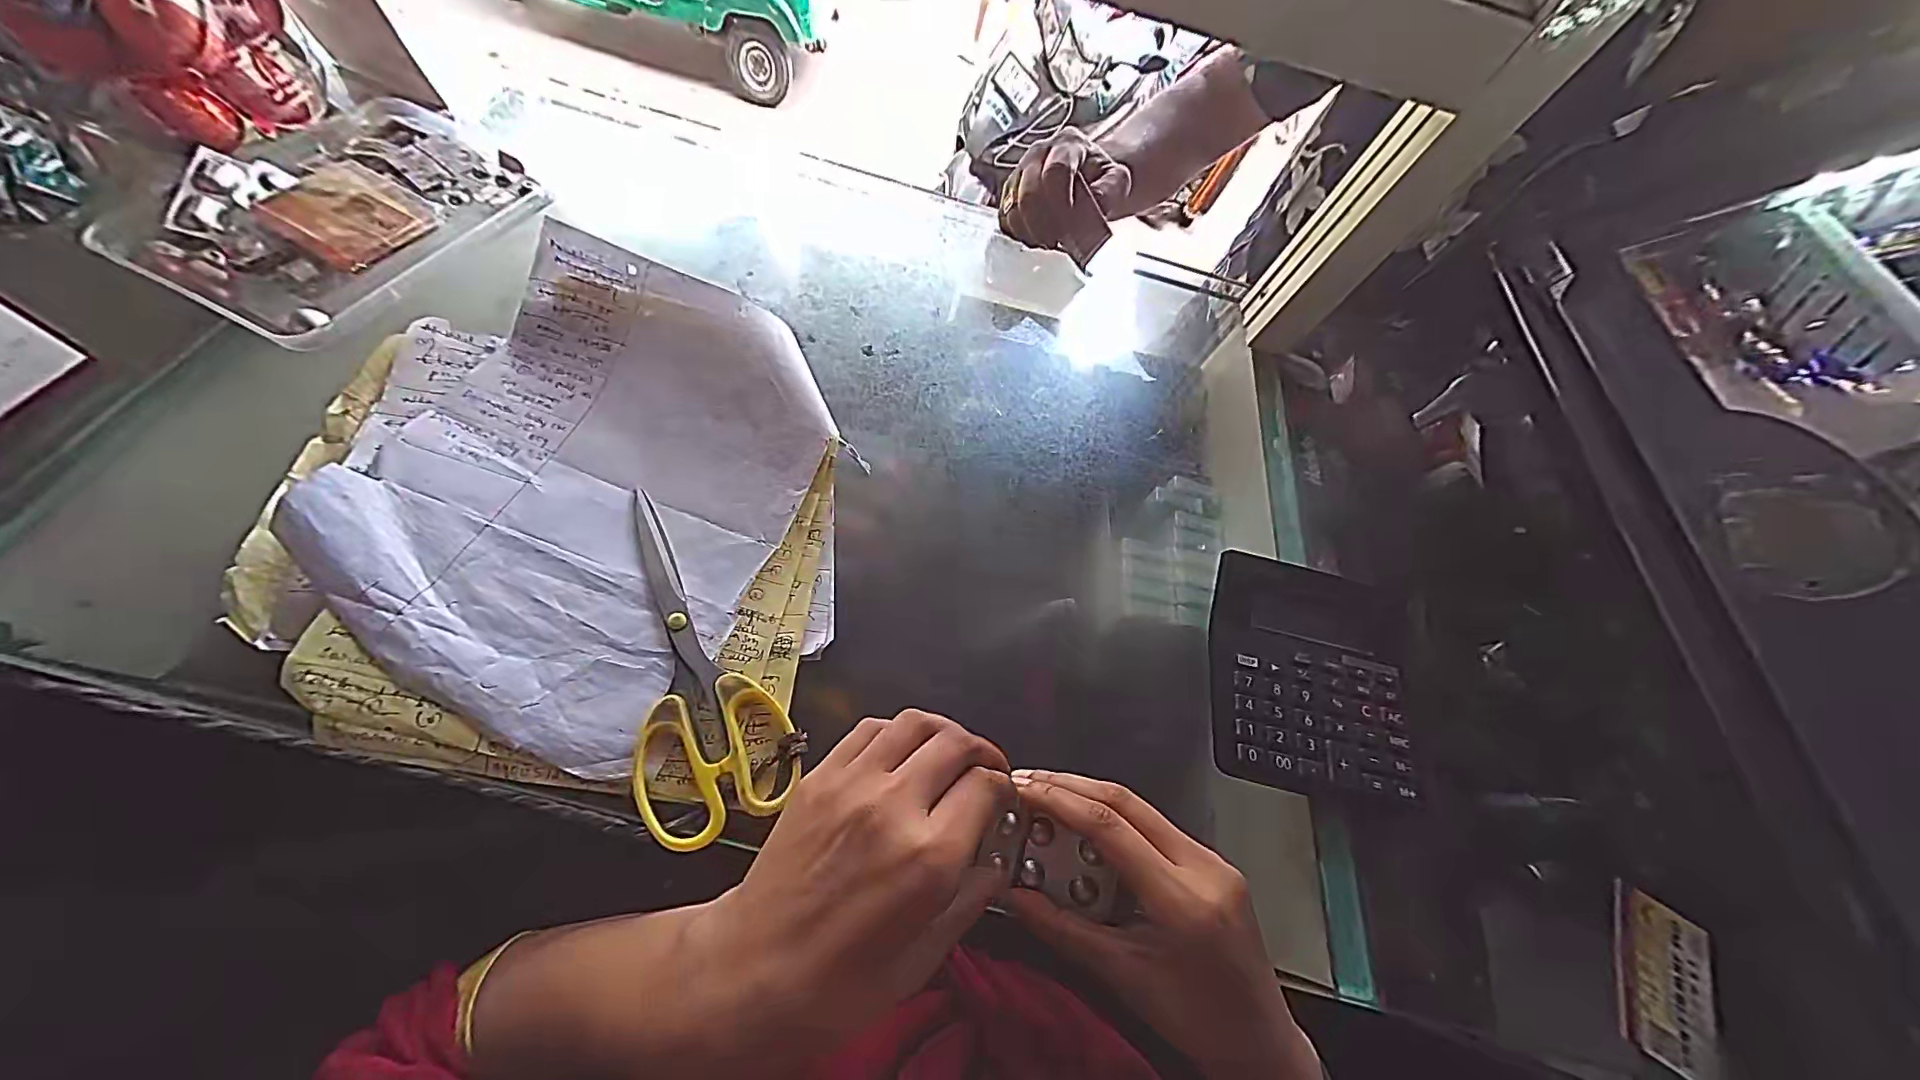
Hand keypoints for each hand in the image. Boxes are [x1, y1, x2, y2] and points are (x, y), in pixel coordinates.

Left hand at [710, 710, 1012, 1048]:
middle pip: (957, 743)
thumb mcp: (923, 956)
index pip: (986, 785)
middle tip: (986, 767)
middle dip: (983, 750)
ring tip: (950, 749)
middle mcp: (891, 810)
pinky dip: (896, 731)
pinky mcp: (820, 779)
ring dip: (944, 731)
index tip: (999, 798)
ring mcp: (852, 787)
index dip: (1002, 788)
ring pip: (916, 722)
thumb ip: (969, 900)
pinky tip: (901, 751)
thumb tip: (992, 867)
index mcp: (926, 857)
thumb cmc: (831, 980)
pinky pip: (869, 729)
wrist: (753, 971)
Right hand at [998, 127, 1130, 266]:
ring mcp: (1018, 173)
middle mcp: (1037, 153)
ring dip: (1031, 234)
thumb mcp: (1117, 180)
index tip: (1071, 230)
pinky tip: (1037, 241)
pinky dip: (1019, 236)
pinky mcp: (1007, 195)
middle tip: (1058, 244)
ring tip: (1049, 245)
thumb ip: (1111, 189)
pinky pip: (1004, 219)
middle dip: (1044, 226)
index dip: (1061, 206)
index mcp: (1068, 144)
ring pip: (1013, 209)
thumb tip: (1096, 204)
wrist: (1087, 177)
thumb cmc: (1101, 180)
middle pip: (1028, 193)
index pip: (1056, 172)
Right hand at [1004, 770, 1320, 1079]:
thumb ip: (1063, 929)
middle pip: (1125, 801)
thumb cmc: (1202, 1021)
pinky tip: (1089, 830)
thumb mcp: (1121, 975)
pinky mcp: (1211, 863)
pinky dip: (1116, 820)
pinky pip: (1155, 826)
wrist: (1260, 1044)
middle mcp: (1205, 869)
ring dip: (1091, 799)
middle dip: (1069, 786)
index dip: (1059, 801)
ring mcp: (1213, 862)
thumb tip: (1020, 897)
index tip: (1027, 791)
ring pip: (1141, 808)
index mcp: (1183, 900)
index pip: (1110, 827)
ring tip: (1050, 804)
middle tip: (1030, 784)